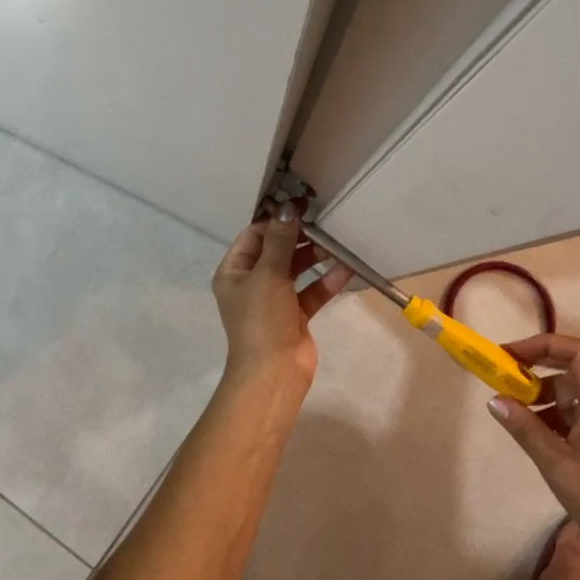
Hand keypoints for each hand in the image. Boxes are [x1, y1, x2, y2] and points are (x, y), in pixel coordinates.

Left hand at [210, 202, 353, 385]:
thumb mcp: (268, 275)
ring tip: (335, 244)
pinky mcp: (295, 316)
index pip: (253, 237)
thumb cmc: (261, 319)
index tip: (300, 207)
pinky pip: (311, 292)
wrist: (273, 372)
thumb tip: (287, 209)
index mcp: (233, 272)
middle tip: (322, 222)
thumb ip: (280, 241)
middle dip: (298, 238)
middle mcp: (251, 283)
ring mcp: (274, 300)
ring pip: (295, 270)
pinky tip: (346, 269)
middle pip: (276, 251)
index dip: (275, 221)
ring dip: (314, 257)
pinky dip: (326, 281)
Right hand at [487, 334, 579, 548]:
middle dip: (536, 368)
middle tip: (503, 376)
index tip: (509, 355)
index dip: (542, 345)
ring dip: (542, 396)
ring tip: (514, 413)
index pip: (576, 352)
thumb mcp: (555, 463)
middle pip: (572, 369)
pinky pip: (576, 413)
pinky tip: (535, 435)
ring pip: (572, 393)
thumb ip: (524, 428)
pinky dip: (553, 415)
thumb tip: (494, 400)